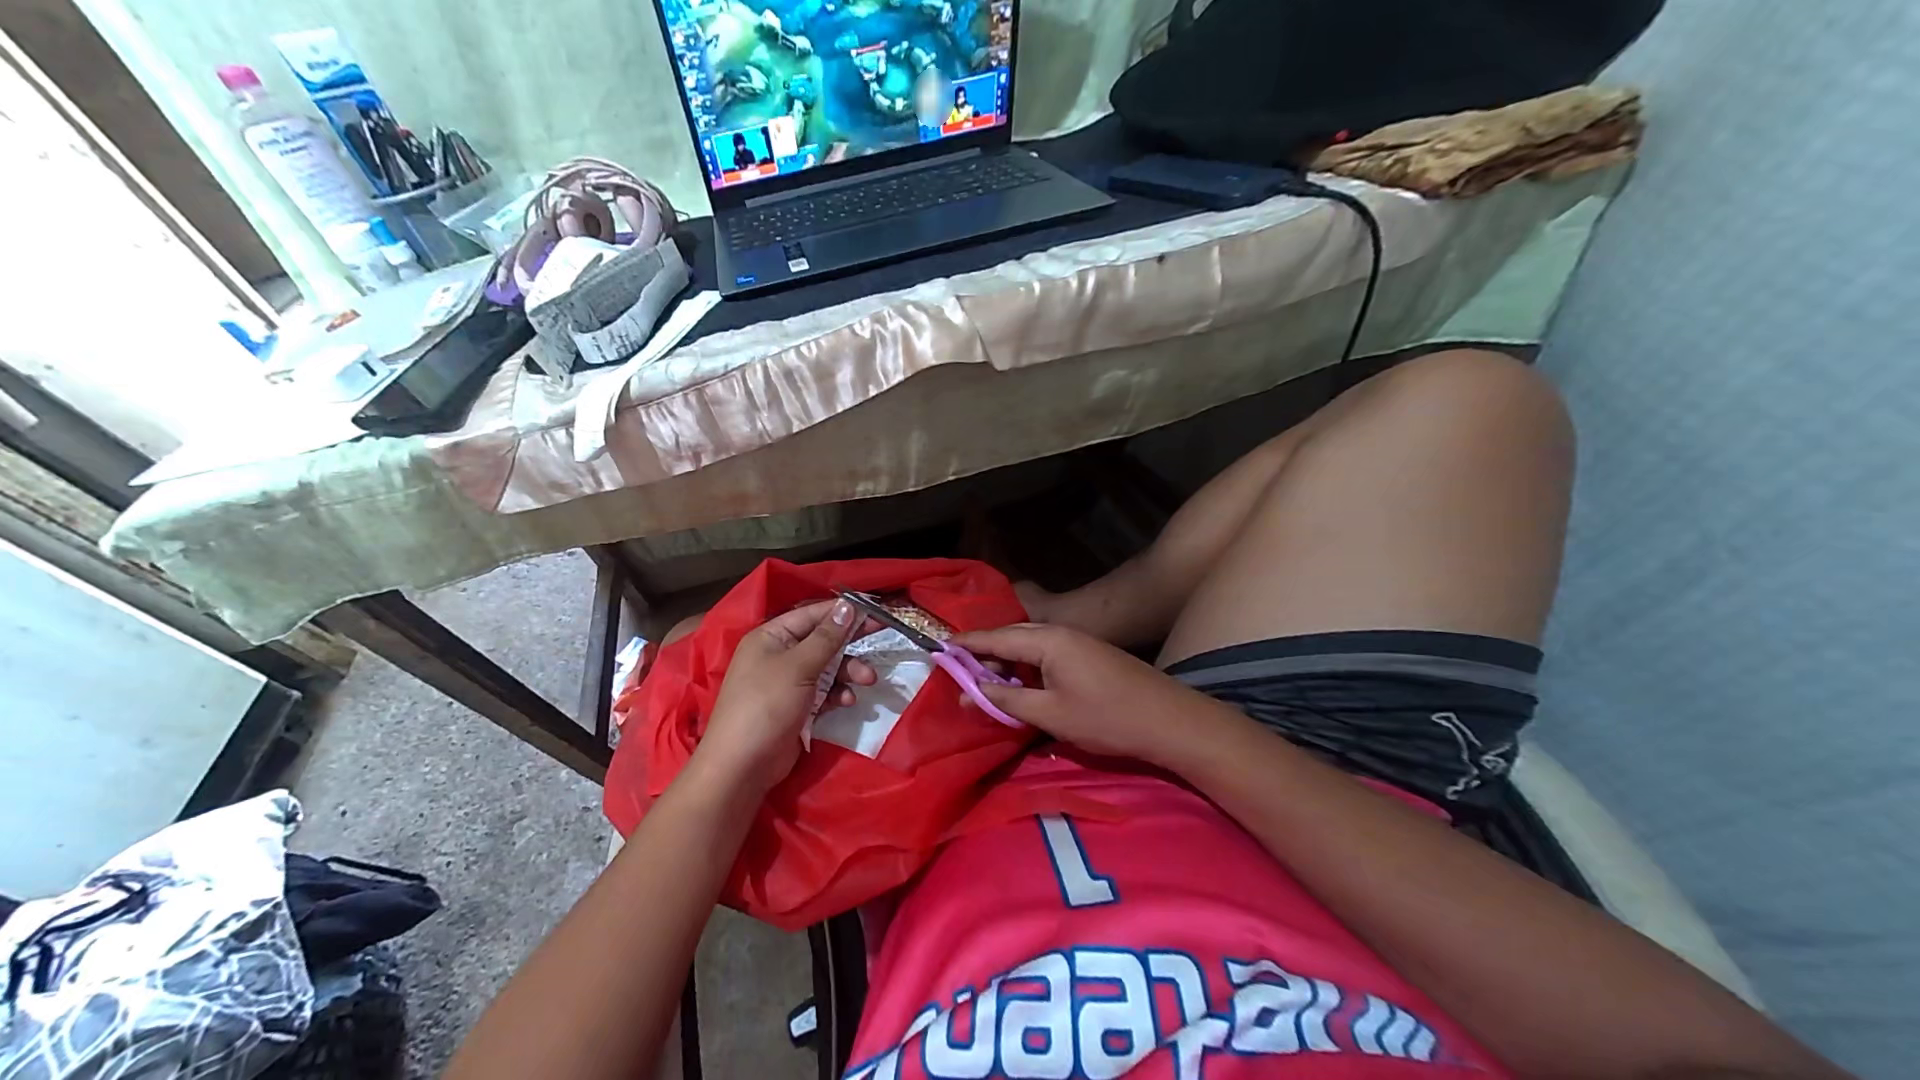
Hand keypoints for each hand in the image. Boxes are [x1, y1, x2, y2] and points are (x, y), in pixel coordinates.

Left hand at [693, 600, 877, 794]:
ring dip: (848, 672)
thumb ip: (826, 637)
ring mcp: (788, 682)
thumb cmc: (766, 705)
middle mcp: (779, 654)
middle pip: (823, 641)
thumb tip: (847, 606)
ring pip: (827, 667)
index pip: (812, 614)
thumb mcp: (799, 667)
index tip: (874, 612)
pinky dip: (838, 693)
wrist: (743, 765)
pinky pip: (824, 691)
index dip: (843, 613)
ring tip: (867, 681)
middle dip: (850, 645)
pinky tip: (847, 701)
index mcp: (771, 636)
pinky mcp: (797, 706)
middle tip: (879, 639)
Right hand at [950, 623, 1234, 767]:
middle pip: (1011, 636)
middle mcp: (1060, 632)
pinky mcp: (1090, 654)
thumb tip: (968, 693)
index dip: (966, 644)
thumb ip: (1005, 700)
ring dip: (1007, 661)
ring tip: (987, 682)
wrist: (1170, 719)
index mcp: (1047, 639)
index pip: (995, 637)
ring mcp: (1078, 641)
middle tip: (960, 674)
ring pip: (1030, 645)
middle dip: (984, 653)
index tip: (938, 650)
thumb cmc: (1107, 717)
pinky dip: (1027, 665)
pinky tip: (1023, 684)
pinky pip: (1047, 652)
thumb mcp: (1049, 713)